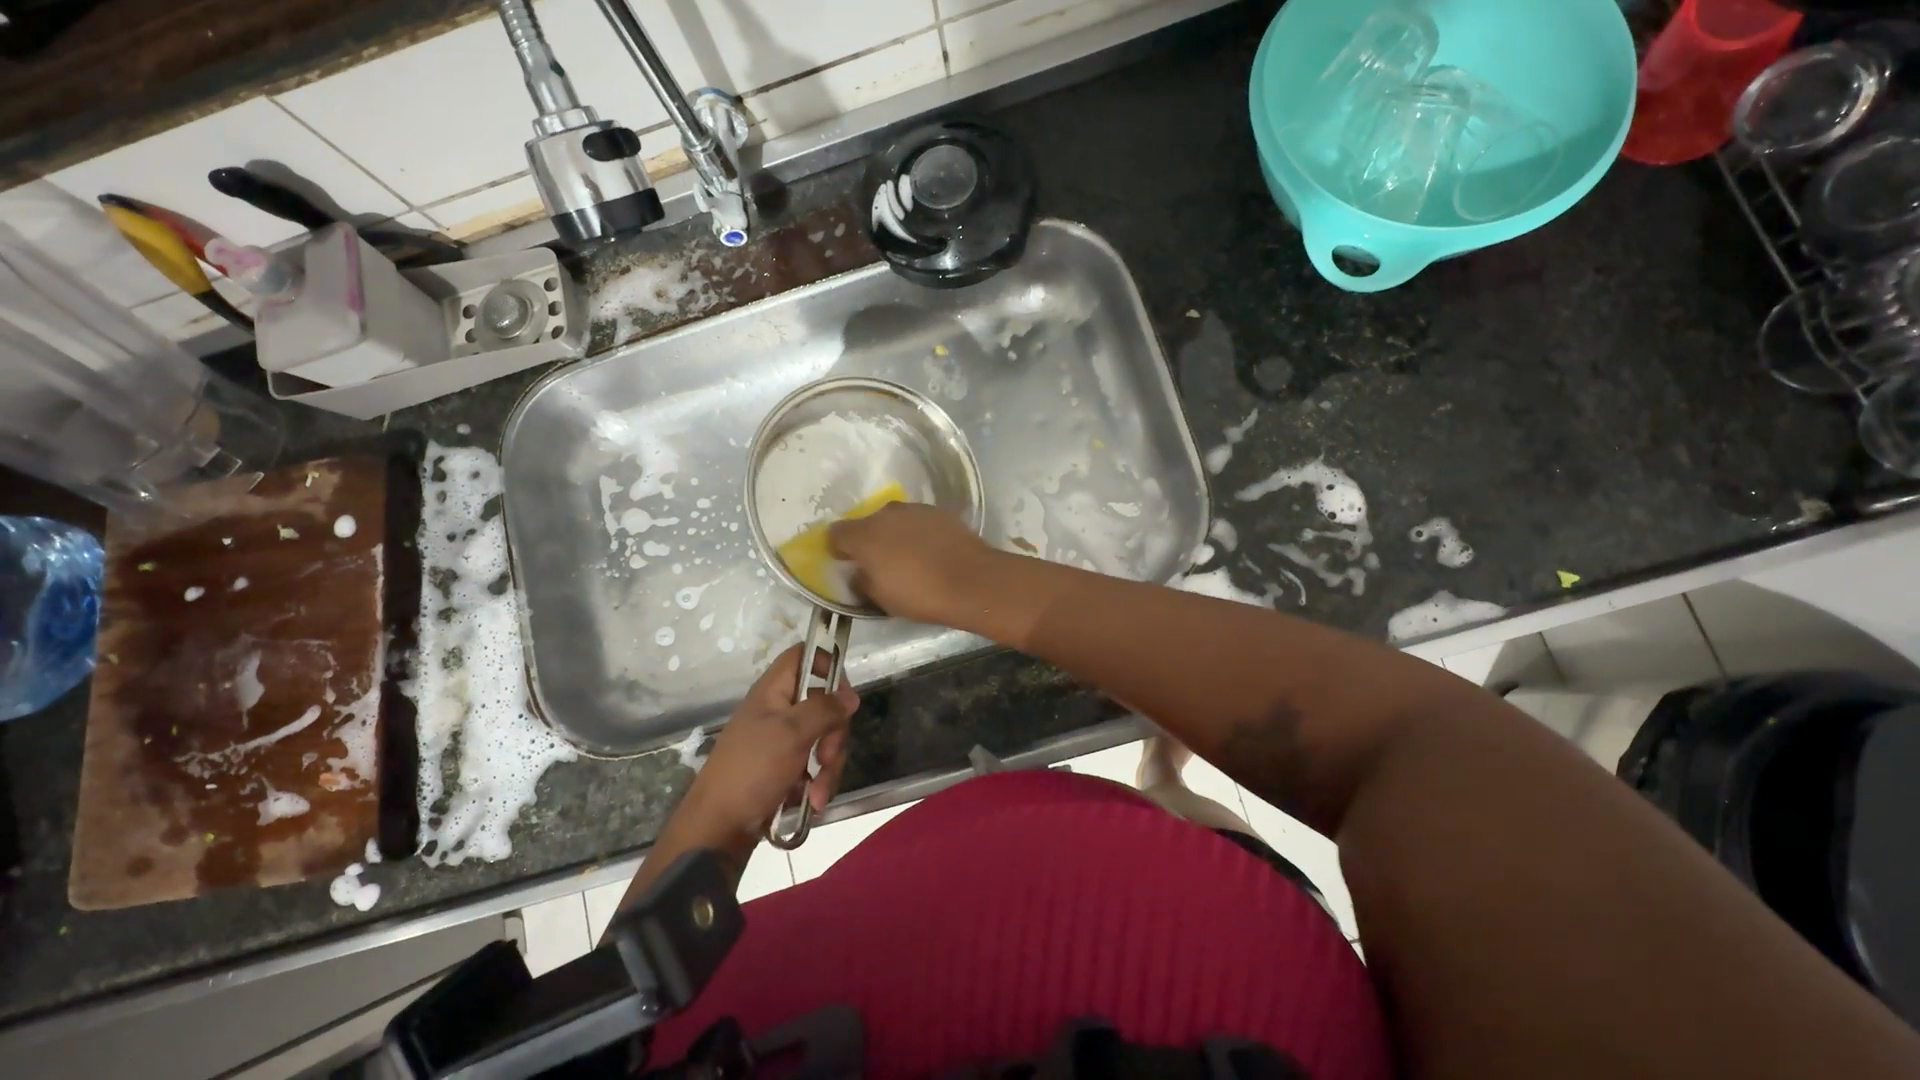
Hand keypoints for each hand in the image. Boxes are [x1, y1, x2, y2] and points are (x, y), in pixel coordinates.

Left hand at [681, 645, 859, 838]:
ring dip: (828, 768)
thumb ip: (825, 709)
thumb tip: (850, 696)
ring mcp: (782, 742)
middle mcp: (778, 712)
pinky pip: (815, 767)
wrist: (719, 827)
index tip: (843, 694)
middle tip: (826, 757)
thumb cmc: (752, 770)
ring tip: (817, 794)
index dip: (826, 664)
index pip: (803, 656)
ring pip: (824, 741)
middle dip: (834, 735)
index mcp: (773, 692)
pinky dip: (818, 784)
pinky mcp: (785, 770)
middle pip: (824, 705)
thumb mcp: (792, 733)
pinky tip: (812, 803)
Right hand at [828, 502, 1004, 624]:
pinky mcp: (940, 511)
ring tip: (908, 558)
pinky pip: (918, 521)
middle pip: (867, 523)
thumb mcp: (881, 598)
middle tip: (879, 563)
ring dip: (895, 534)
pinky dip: (918, 533)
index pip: (836, 533)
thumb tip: (860, 573)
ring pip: (894, 520)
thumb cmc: (919, 594)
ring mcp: (915, 509)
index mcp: (864, 535)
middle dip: (869, 540)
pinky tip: (930, 552)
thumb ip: (863, 581)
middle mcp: (886, 514)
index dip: (838, 548)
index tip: (846, 562)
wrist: (971, 580)